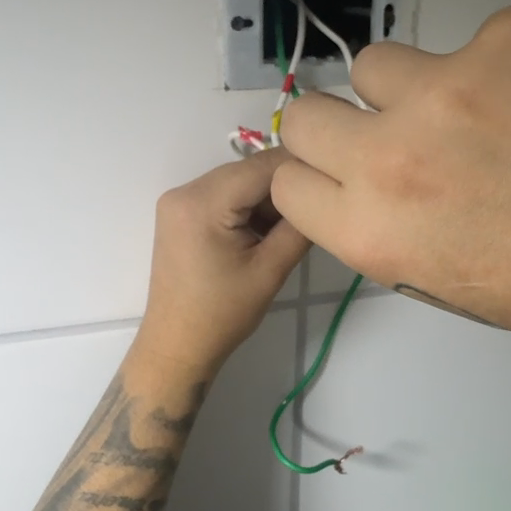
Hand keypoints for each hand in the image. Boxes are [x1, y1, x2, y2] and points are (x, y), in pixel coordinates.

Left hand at [133, 148, 310, 374]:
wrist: (178, 344)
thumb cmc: (223, 313)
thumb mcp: (271, 270)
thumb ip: (299, 226)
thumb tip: (323, 195)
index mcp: (203, 202)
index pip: (263, 166)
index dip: (301, 169)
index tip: (333, 182)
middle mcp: (184, 190)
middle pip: (248, 170)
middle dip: (284, 187)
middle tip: (315, 210)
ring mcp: (178, 200)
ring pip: (237, 181)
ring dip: (266, 198)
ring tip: (290, 228)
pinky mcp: (180, 213)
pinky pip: (222, 195)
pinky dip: (247, 207)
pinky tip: (264, 232)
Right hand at [272, 5, 510, 364]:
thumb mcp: (457, 284)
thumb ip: (397, 230)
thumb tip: (381, 181)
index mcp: (376, 231)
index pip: (290, 179)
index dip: (319, 176)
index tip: (349, 173)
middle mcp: (393, 153)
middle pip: (310, 112)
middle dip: (345, 126)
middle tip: (404, 138)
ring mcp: (454, 81)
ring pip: (384, 62)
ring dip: (416, 87)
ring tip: (490, 113)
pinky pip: (483, 39)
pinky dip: (509, 66)